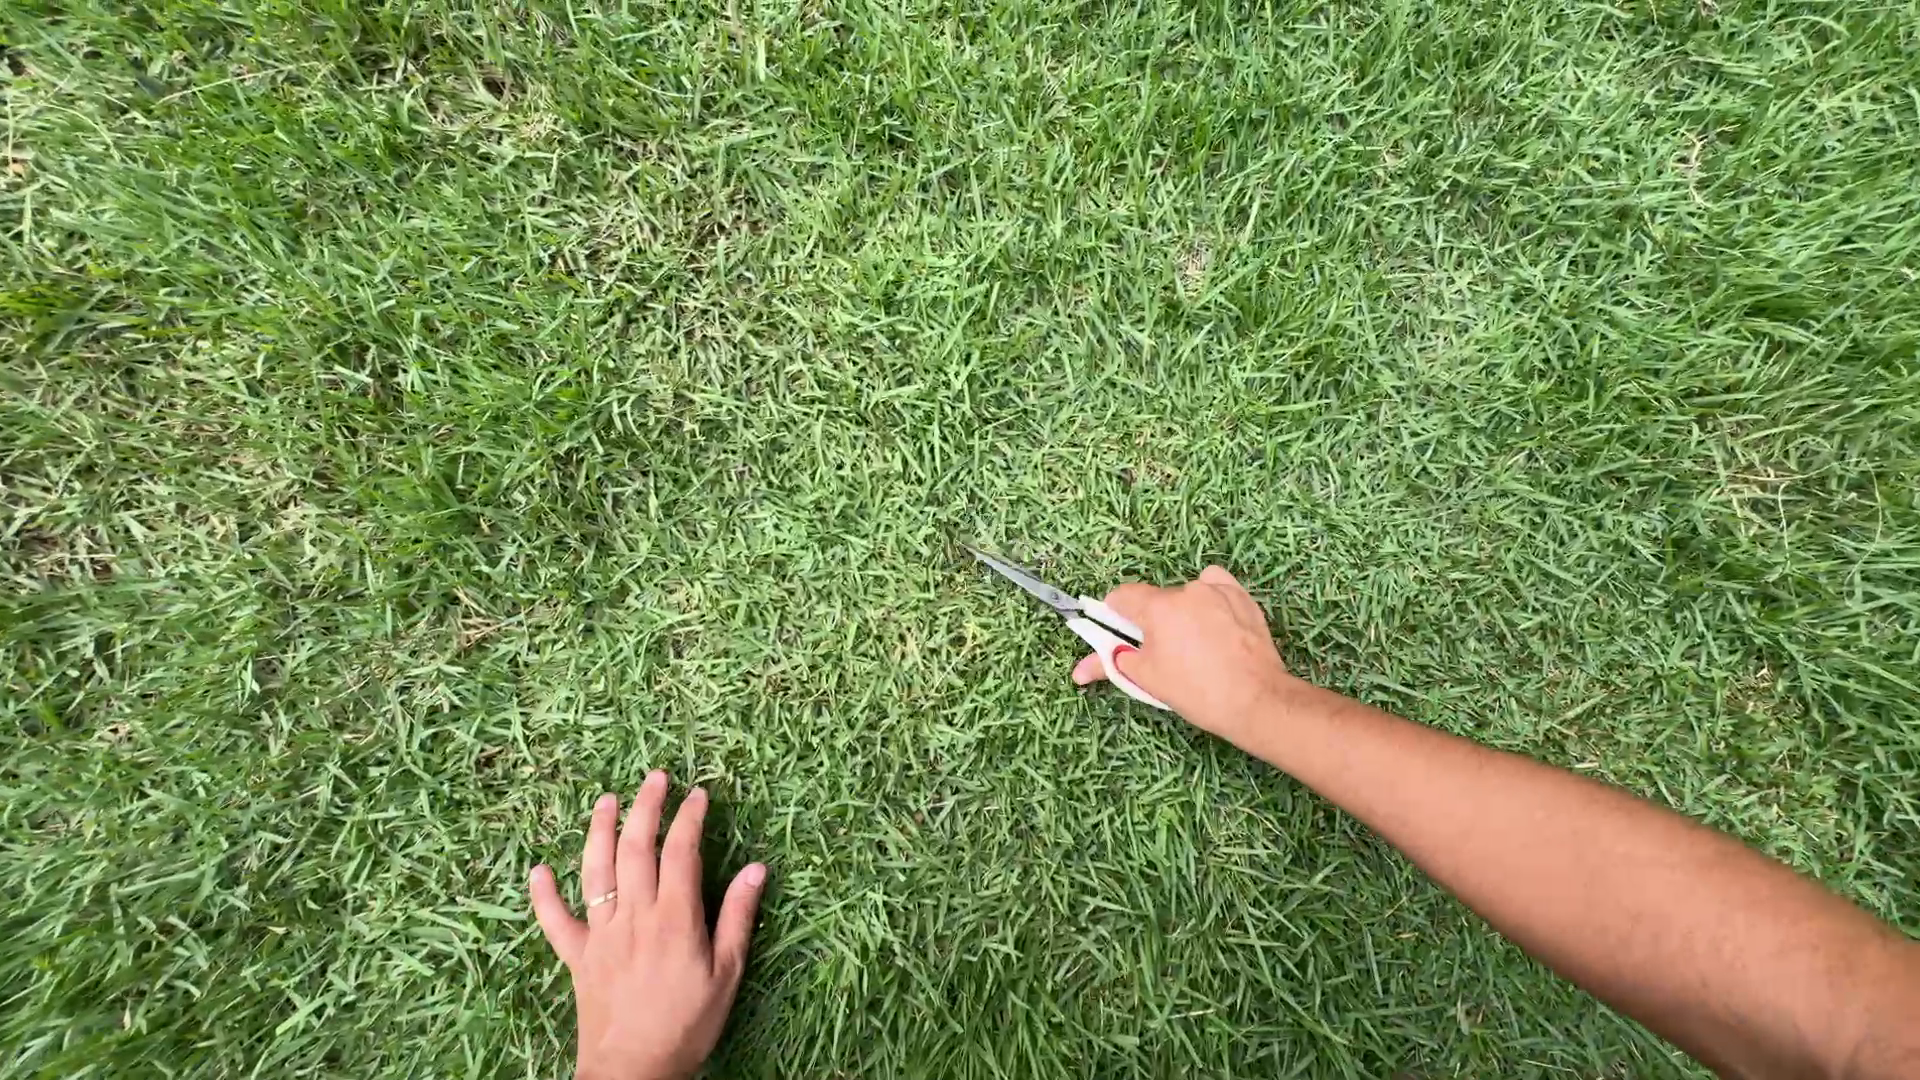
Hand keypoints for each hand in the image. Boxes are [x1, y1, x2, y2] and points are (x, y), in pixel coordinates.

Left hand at [529, 771, 767, 1079]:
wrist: (631, 1076)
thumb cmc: (687, 1024)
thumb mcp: (727, 973)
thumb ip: (739, 917)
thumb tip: (756, 867)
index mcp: (674, 918)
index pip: (680, 852)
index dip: (689, 817)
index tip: (698, 793)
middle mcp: (634, 916)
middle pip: (636, 848)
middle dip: (646, 807)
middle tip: (655, 776)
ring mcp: (601, 935)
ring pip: (596, 871)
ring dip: (599, 831)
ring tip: (606, 799)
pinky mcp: (577, 958)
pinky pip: (555, 922)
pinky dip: (543, 896)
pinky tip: (537, 870)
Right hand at [1072, 565, 1297, 740]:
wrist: (1256, 700)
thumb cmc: (1195, 691)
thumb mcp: (1146, 678)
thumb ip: (1109, 665)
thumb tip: (1078, 672)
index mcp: (1157, 607)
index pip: (1122, 597)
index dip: (1115, 615)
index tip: (1123, 636)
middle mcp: (1186, 590)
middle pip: (1155, 600)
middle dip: (1152, 622)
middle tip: (1163, 654)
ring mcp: (1217, 590)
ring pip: (1185, 595)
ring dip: (1181, 613)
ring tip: (1195, 645)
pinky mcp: (1242, 597)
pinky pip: (1216, 586)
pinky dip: (1210, 600)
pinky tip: (1215, 623)